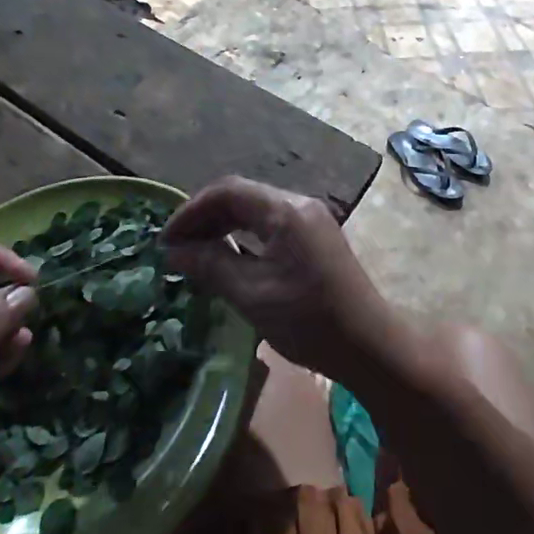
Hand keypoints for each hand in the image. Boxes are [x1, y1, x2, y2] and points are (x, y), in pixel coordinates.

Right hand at [162, 177, 400, 379]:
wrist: (368, 343)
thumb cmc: (309, 320)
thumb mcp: (252, 295)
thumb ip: (211, 265)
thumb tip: (174, 251)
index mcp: (287, 210)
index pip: (228, 191)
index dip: (191, 211)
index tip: (165, 240)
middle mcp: (301, 205)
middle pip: (242, 196)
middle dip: (205, 217)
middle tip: (175, 249)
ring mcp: (312, 220)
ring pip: (257, 209)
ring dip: (223, 226)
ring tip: (194, 254)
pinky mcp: (316, 238)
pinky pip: (271, 225)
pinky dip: (244, 236)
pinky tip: (228, 259)